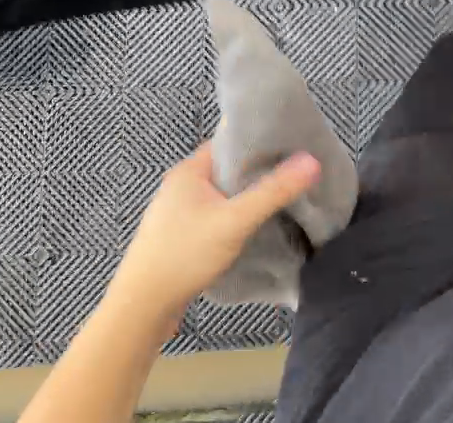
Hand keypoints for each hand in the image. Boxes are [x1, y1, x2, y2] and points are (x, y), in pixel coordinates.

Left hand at [107, 143, 320, 319]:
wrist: (140, 311)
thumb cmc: (184, 256)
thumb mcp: (235, 221)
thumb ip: (274, 191)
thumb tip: (312, 160)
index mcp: (189, 170)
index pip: (231, 141)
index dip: (262, 141)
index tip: (294, 145)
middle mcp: (181, 185)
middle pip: (229, 168)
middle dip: (259, 171)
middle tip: (294, 173)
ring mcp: (178, 212)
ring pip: (223, 193)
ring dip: (248, 196)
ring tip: (281, 198)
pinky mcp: (179, 235)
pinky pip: (216, 213)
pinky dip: (235, 215)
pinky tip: (253, 226)